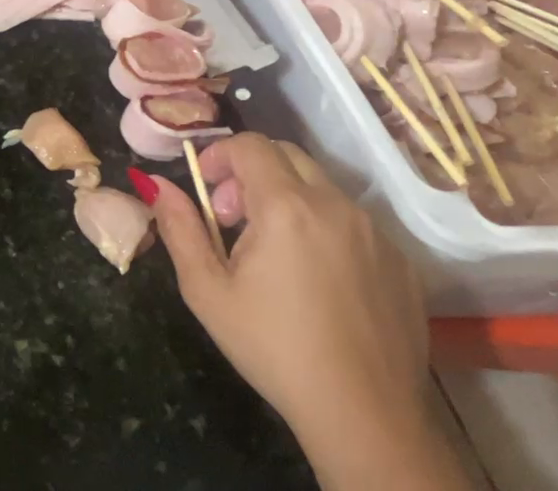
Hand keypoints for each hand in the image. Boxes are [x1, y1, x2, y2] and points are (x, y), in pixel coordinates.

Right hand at [151, 135, 438, 471]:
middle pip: (287, 156)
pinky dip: (323, 229)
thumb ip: (179, 227)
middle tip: (231, 219)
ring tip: (271, 253)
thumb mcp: (206, 289)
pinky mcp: (401, 262)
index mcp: (286, 207)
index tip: (205, 191)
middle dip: (250, 173)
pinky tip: (314, 282)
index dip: (219, 155)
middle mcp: (337, 206)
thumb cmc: (273, 347)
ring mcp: (377, 234)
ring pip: (321, 189)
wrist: (366, 413)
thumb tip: (156, 183)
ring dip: (287, 200)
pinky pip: (353, 223)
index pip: (250, 145)